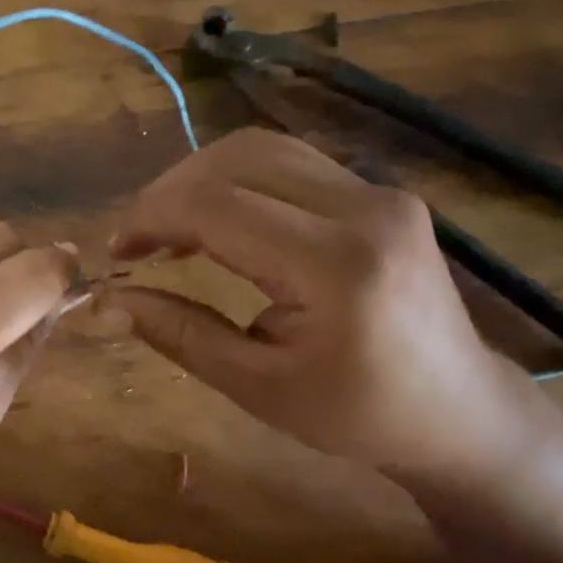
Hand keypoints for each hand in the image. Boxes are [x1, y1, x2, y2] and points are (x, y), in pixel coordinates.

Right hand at [101, 128, 542, 477]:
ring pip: (262, 149)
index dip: (150, 218)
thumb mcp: (255, 385)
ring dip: (199, 180)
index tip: (115, 253)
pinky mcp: (380, 194)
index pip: (217, 205)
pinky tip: (214, 223)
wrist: (457, 410)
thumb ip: (178, 333)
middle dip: (168, 192)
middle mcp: (364, 209)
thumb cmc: (355, 413)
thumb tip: (105, 301)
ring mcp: (379, 193)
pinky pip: (289, 164)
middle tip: (135, 241)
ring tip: (167, 230)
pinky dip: (235, 182)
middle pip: (237, 159)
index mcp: (334, 264)